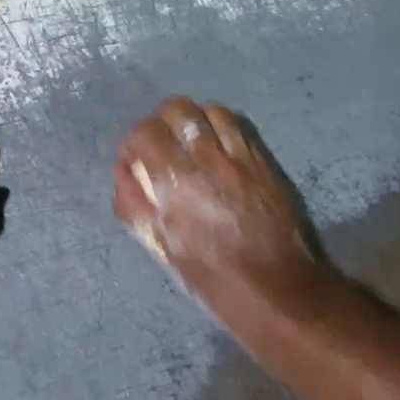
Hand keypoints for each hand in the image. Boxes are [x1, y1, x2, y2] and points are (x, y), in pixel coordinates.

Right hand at [114, 98, 332, 325]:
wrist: (276, 289)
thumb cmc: (211, 276)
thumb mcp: (160, 247)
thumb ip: (134, 206)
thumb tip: (124, 174)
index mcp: (175, 182)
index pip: (144, 133)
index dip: (133, 143)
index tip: (135, 160)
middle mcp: (207, 160)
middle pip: (177, 109)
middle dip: (162, 122)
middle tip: (162, 145)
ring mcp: (240, 158)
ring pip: (210, 110)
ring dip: (194, 121)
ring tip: (192, 142)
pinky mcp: (263, 163)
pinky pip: (238, 127)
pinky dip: (221, 129)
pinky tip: (218, 149)